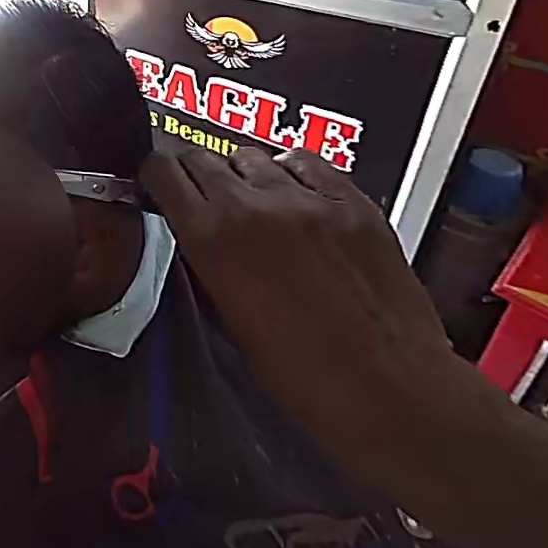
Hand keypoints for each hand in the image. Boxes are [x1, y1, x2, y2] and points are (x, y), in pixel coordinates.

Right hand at [139, 147, 460, 467]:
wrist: (391, 392)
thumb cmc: (302, 372)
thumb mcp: (225, 311)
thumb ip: (204, 255)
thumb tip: (193, 226)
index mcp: (210, 237)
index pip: (161, 170)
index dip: (156, 175)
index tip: (161, 185)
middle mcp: (250, 207)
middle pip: (200, 156)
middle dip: (195, 174)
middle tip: (207, 198)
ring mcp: (303, 199)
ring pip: (248, 155)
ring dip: (242, 174)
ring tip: (257, 201)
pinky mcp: (349, 201)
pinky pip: (303, 160)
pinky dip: (290, 171)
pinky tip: (296, 195)